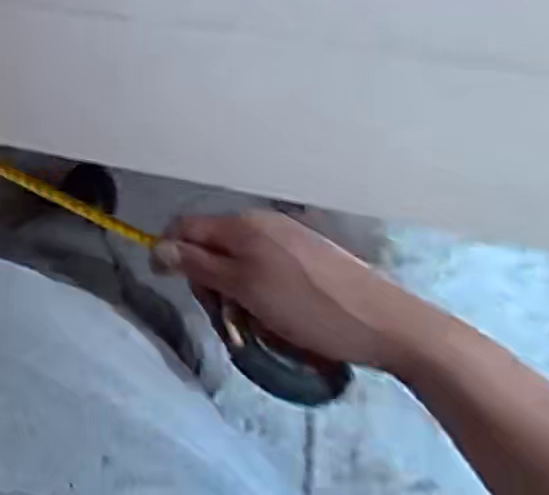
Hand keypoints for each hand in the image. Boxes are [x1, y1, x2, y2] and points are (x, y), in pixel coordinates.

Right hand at [154, 210, 448, 375]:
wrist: (390, 324)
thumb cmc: (309, 307)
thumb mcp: (245, 290)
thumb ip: (199, 265)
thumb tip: (158, 246)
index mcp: (240, 224)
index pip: (185, 227)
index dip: (170, 252)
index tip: (167, 284)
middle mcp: (260, 222)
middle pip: (212, 247)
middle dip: (210, 283)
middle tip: (226, 321)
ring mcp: (286, 237)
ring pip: (239, 261)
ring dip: (237, 294)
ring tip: (256, 328)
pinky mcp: (308, 255)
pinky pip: (266, 268)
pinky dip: (261, 292)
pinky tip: (279, 318)